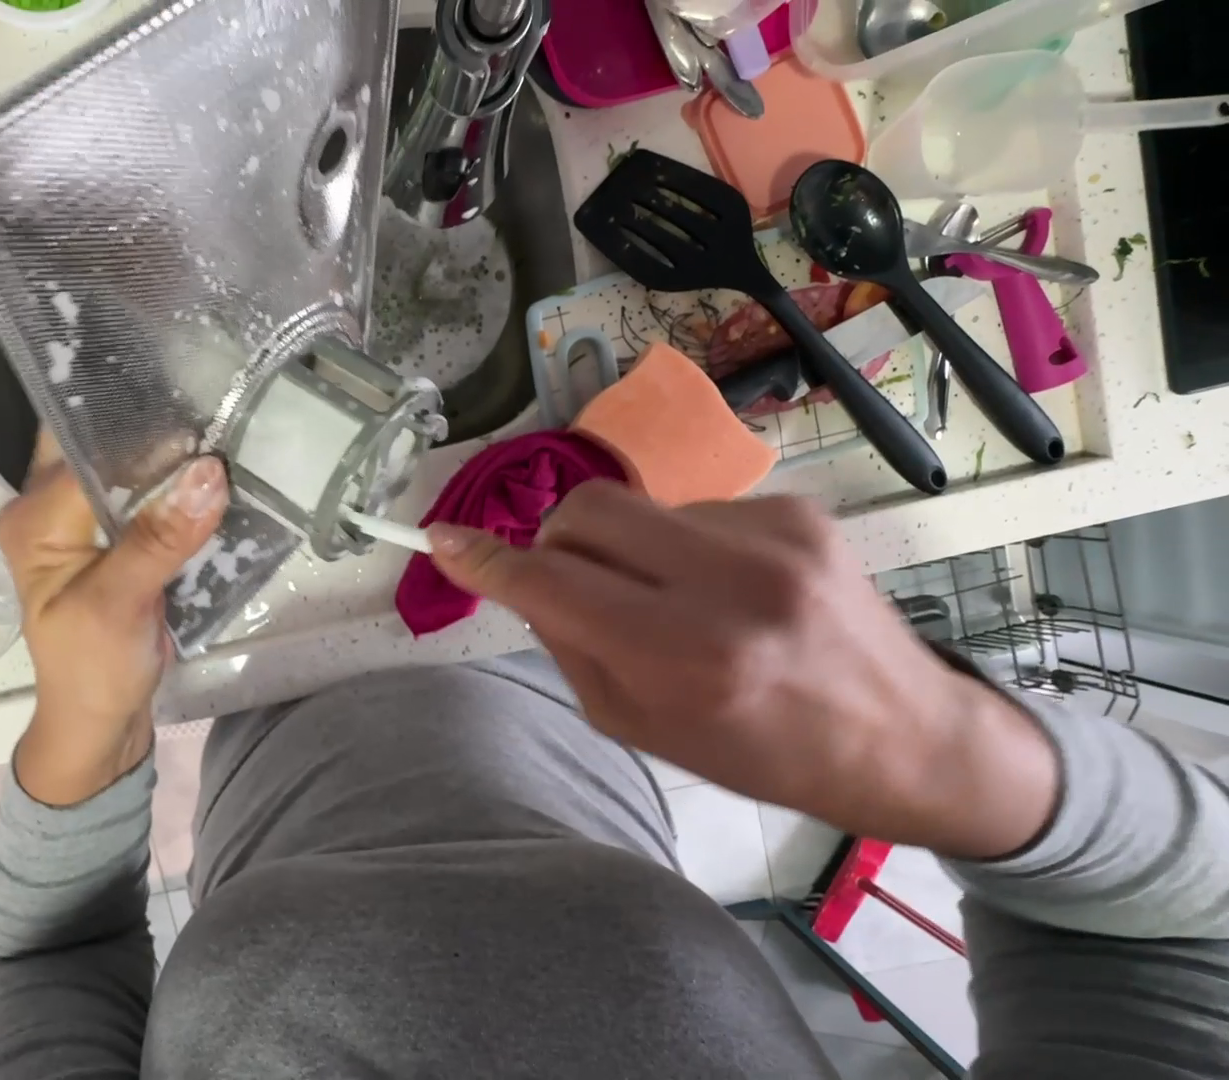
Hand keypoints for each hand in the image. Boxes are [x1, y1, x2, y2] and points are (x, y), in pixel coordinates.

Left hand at [0, 437, 228, 805]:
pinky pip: (143, 495)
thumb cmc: (94, 669)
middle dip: (154, 429)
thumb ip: (159, 538)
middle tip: (215, 404)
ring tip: (220, 425)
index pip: (90, 452)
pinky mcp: (114, 537)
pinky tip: (209, 469)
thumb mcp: (120, 605)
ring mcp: (83, 522)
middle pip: (103, 447)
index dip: (143, 432)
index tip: (200, 410)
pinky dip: (173, 483)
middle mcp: (51, 508)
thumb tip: (208, 472)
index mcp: (35, 518)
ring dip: (168, 454)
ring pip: (126, 467)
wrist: (100, 722)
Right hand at [429, 483, 1059, 859]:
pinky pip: (689, 510)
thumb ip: (570, 642)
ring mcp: (773, 535)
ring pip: (633, 508)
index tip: (441, 540)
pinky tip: (719, 586)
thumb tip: (521, 576)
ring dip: (621, 547)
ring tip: (669, 596)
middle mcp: (731, 582)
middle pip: (584, 511)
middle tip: (567, 580)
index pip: (552, 584)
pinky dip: (677, 545)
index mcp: (687, 656)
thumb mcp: (638, 723)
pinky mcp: (796, 509)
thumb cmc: (756, 752)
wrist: (905, 736)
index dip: (486, 561)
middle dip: (552, 540)